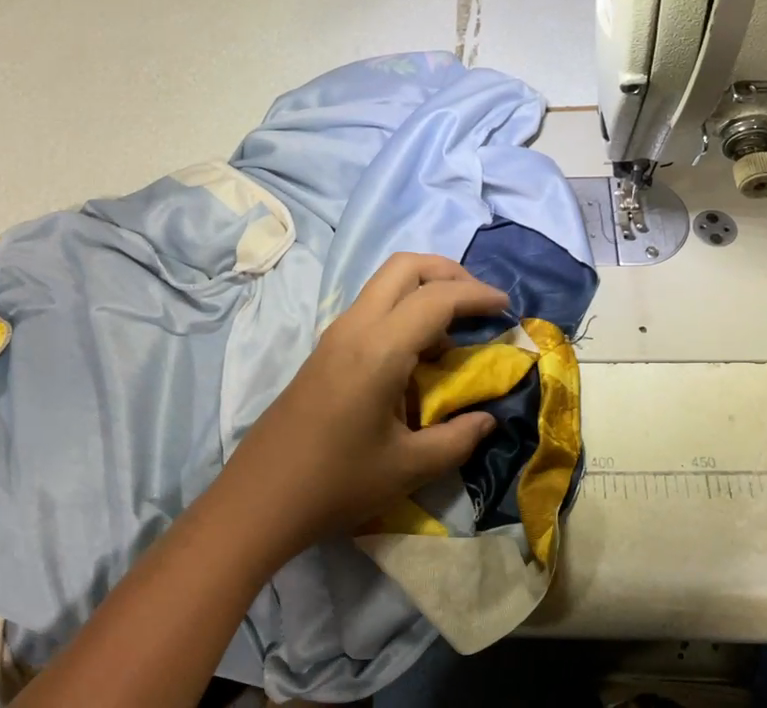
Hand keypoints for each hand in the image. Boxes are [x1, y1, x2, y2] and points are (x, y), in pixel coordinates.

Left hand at [214, 252, 508, 560]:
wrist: (259, 500)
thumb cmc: (336, 484)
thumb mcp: (408, 468)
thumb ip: (458, 439)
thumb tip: (488, 420)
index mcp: (379, 348)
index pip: (437, 298)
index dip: (477, 295)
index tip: (507, 306)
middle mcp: (355, 327)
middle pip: (405, 266)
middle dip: (448, 273)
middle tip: (479, 302)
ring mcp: (335, 335)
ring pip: (385, 283)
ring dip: (424, 290)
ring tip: (455, 331)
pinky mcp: (325, 350)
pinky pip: (372, 308)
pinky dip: (404, 310)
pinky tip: (420, 354)